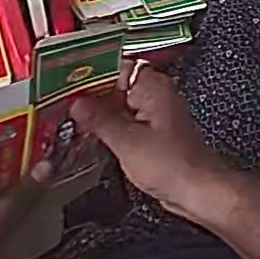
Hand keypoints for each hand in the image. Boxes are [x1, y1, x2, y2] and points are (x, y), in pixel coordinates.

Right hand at [71, 67, 228, 216]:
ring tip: (68, 118)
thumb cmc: (172, 165)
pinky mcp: (153, 133)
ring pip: (120, 104)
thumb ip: (99, 119)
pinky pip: (126, 121)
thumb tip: (77, 103)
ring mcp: (155, 114)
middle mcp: (156, 95)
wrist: (198, 191)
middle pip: (116, 85)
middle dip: (90, 95)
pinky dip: (109, 126)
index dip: (89, 73)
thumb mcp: (127, 141)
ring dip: (98, 112)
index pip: (115, 67)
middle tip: (61, 102)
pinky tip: (90, 135)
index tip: (66, 81)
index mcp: (153, 87)